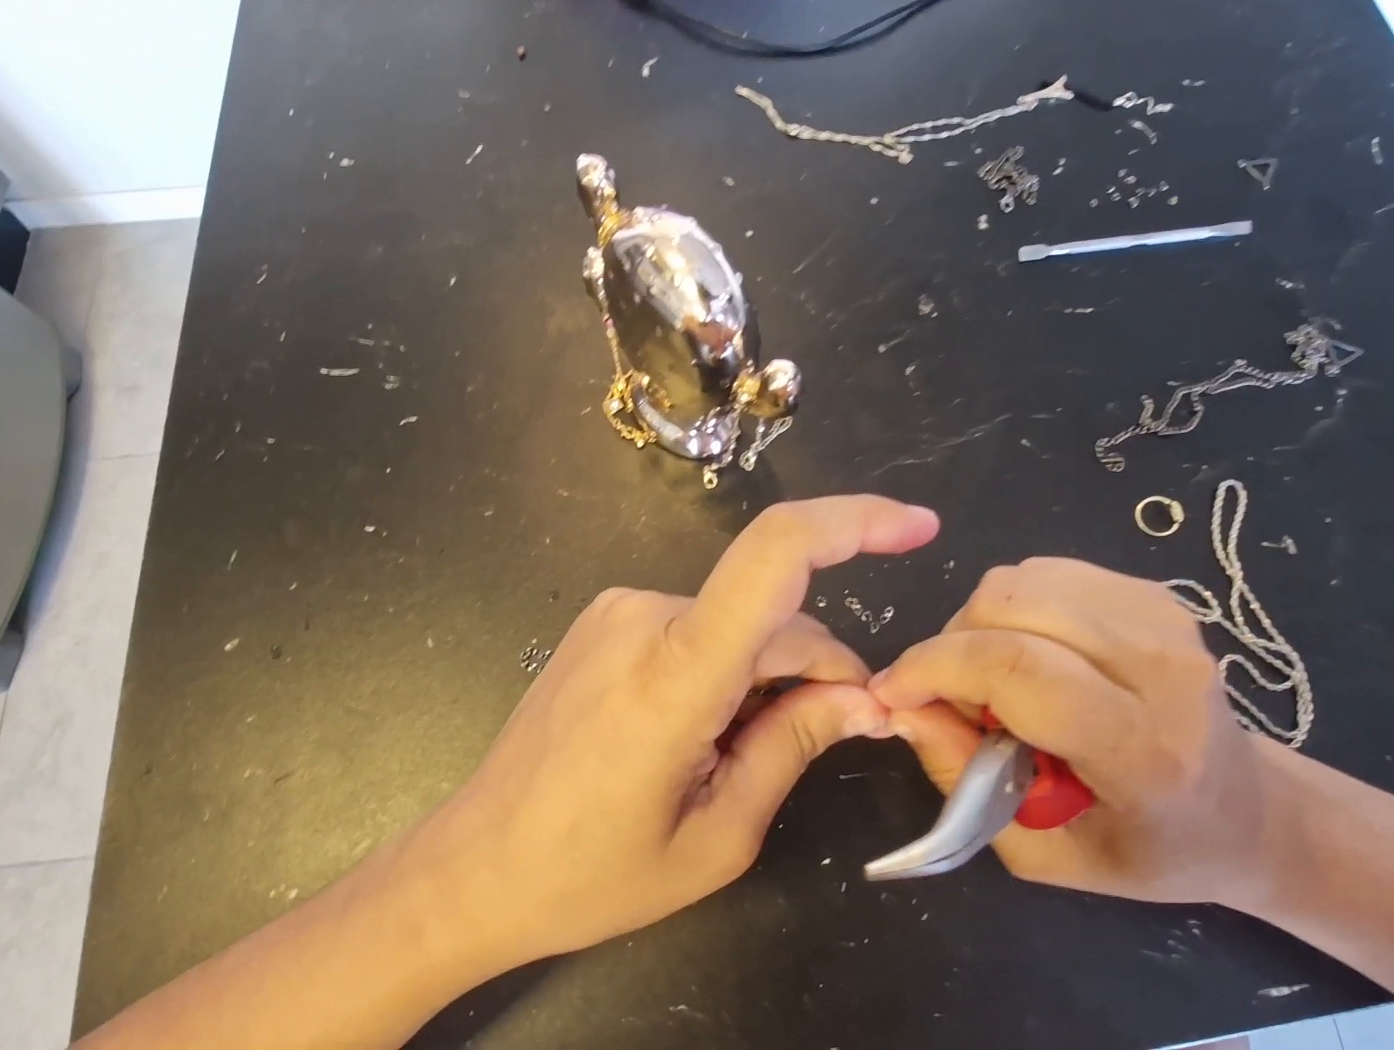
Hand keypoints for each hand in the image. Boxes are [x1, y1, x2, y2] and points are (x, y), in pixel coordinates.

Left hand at [411, 496, 938, 969]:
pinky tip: (704, 727)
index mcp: (677, 671)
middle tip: (823, 740)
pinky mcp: (606, 618)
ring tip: (735, 752)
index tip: (917, 526)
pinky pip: (699, 625)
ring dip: (765, 674)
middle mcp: (646, 615)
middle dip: (817, 670)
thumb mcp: (719, 834)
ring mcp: (619, 610)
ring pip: (739, 622)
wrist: (475, 865)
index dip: (857, 522)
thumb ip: (796, 747)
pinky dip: (727, 665)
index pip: (777, 556)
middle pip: (773, 615)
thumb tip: (868, 699)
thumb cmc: (594, 871)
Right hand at [870, 557, 1278, 906]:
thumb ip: (962, 779)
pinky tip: (1028, 651)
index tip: (894, 693)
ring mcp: (1162, 618)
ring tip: (993, 676)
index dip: (936, 668)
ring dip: (979, 625)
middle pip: (1010, 607)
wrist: (1244, 809)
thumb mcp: (1039, 851)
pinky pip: (1042, 572)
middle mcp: (1160, 667)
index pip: (1021, 670)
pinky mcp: (1154, 592)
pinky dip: (1011, 607)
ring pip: (1019, 579)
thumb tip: (901, 707)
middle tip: (948, 696)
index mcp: (1142, 749)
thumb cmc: (1143, 846)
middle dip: (950, 645)